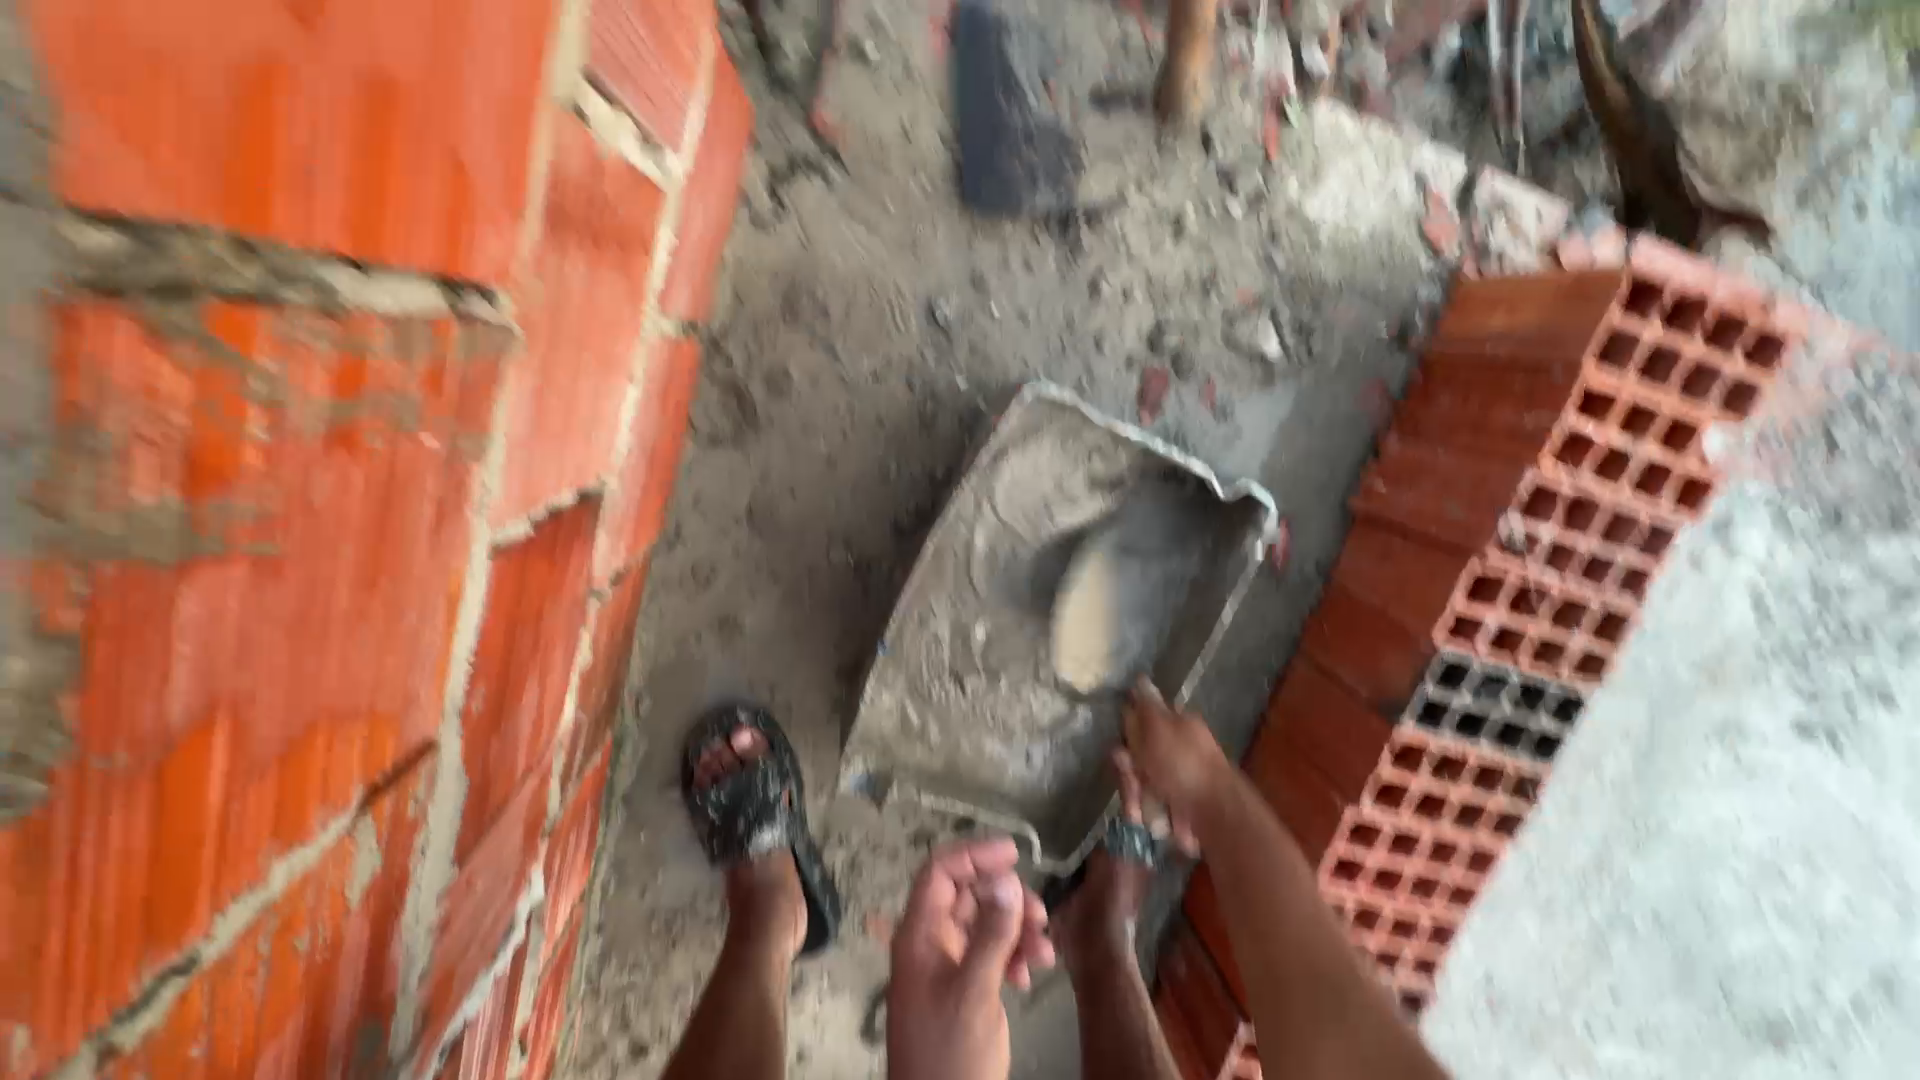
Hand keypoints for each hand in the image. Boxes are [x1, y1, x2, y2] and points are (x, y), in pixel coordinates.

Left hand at [888, 838, 1054, 1079]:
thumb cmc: (950, 1055)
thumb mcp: (974, 993)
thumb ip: (991, 935)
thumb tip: (1008, 880)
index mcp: (918, 935)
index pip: (940, 873)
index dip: (974, 855)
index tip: (1014, 853)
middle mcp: (930, 943)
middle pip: (967, 895)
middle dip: (1006, 898)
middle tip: (1041, 916)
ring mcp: (946, 966)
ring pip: (983, 924)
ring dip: (1016, 929)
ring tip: (1044, 952)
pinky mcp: (964, 987)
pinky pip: (989, 953)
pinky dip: (1012, 955)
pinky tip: (1029, 975)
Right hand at [1120, 676, 1231, 832]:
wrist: (1216, 815)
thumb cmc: (1184, 766)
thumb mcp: (1159, 729)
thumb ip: (1145, 706)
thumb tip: (1140, 678)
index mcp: (1178, 726)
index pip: (1141, 722)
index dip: (1128, 737)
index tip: (1123, 753)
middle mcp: (1177, 750)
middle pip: (1136, 757)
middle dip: (1129, 774)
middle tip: (1135, 782)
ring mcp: (1179, 780)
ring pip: (1140, 784)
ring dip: (1137, 798)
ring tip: (1144, 811)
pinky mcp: (1179, 806)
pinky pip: (1151, 807)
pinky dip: (1151, 815)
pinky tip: (1159, 821)